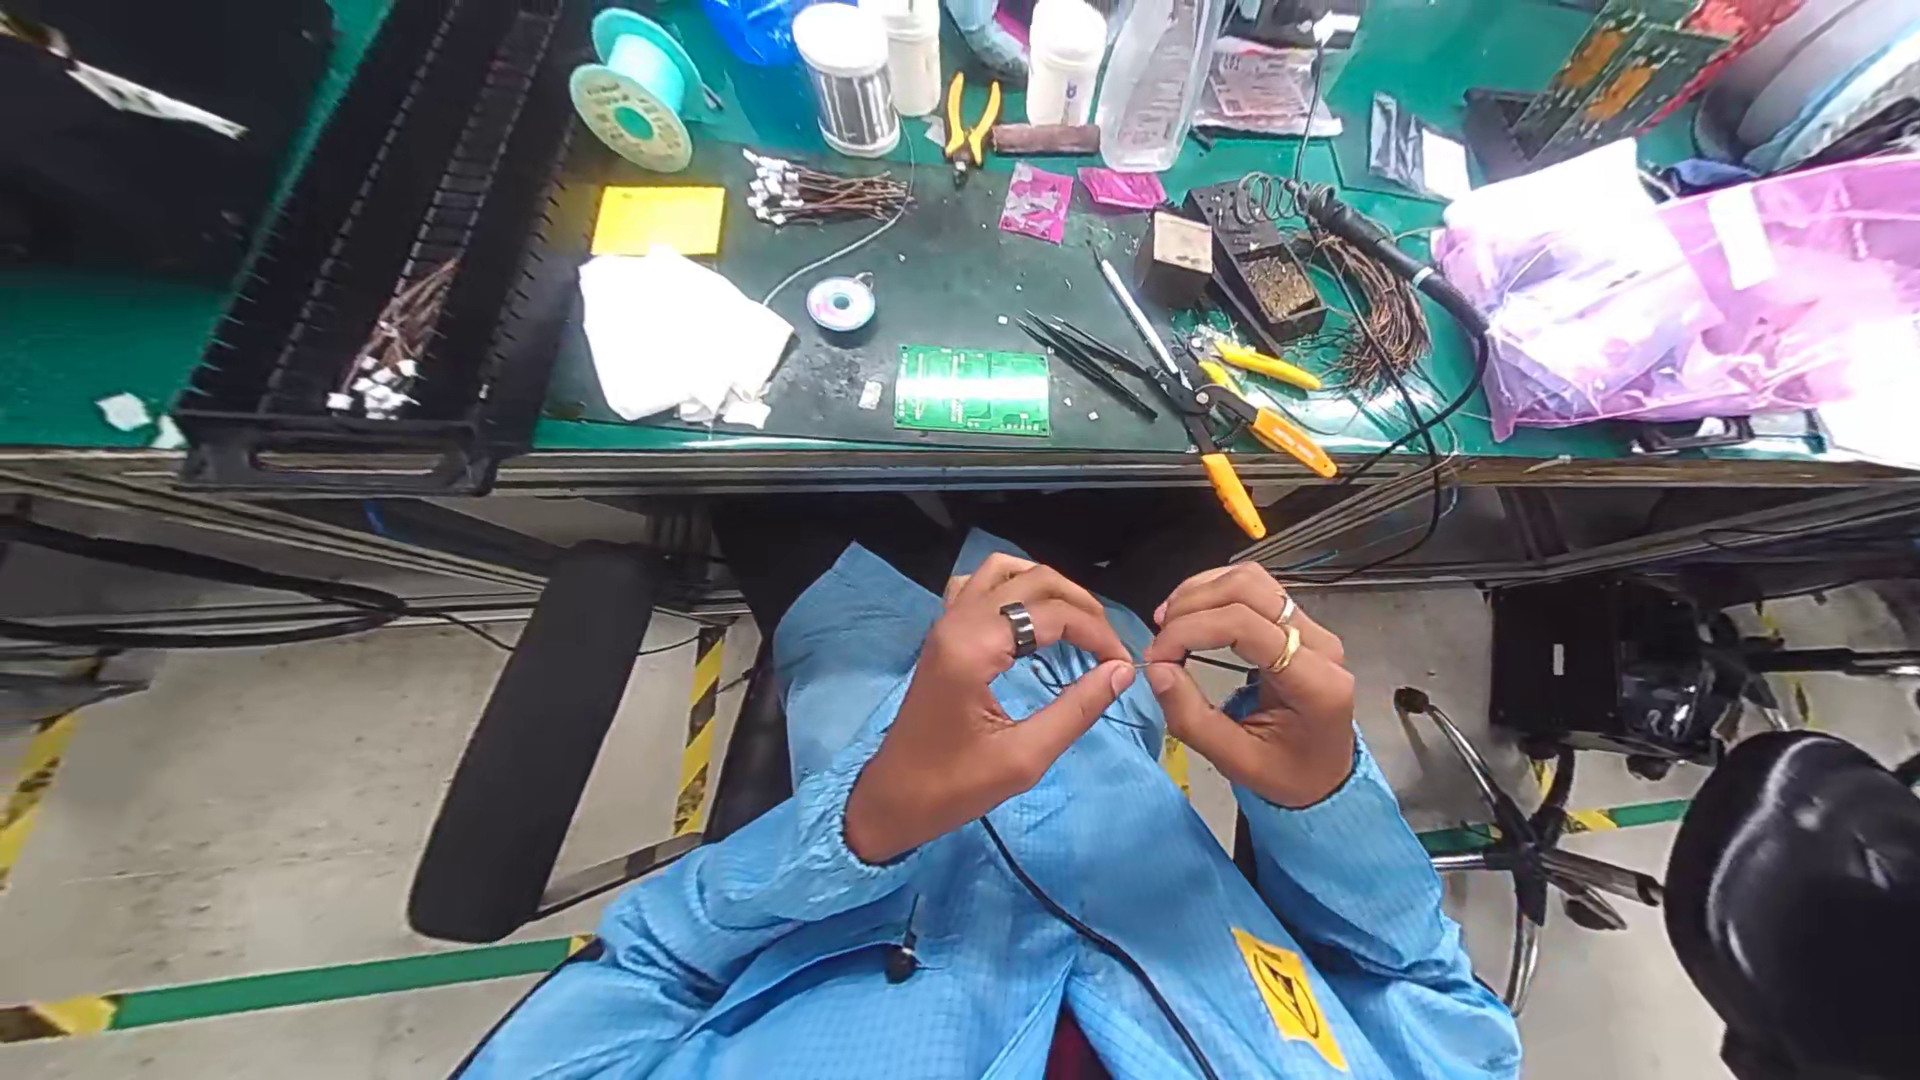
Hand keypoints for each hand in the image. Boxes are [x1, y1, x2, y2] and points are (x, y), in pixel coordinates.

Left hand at [845, 554, 1133, 862]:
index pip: (1053, 615)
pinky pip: (977, 585)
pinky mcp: (942, 631)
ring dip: (1047, 587)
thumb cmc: (953, 786)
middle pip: (1033, 579)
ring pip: (1004, 571)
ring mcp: (946, 621)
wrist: (892, 797)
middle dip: (1080, 604)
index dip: (1097, 633)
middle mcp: (958, 620)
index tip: (1123, 663)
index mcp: (974, 647)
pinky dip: (1012, 588)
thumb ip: (1077, 709)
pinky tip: (1028, 615)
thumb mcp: (1024, 757)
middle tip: (1106, 644)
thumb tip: (1121, 670)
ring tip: (1076, 621)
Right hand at [1141, 564, 1355, 807]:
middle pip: (1248, 588)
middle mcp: (1319, 645)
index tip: (1158, 655)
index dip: (1191, 629)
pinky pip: (1251, 585)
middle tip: (1161, 639)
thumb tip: (1157, 668)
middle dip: (1191, 605)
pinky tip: (1188, 613)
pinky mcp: (1294, 622)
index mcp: (1316, 684)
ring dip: (1199, 592)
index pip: (1246, 626)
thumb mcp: (1235, 761)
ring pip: (1249, 578)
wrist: (1323, 778)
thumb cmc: (1286, 774)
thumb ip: (1191, 717)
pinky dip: (1210, 591)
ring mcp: (1311, 628)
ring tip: (1169, 622)